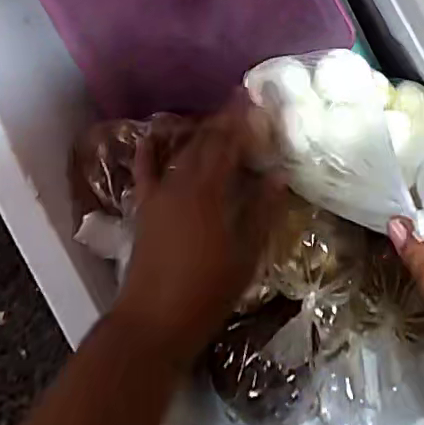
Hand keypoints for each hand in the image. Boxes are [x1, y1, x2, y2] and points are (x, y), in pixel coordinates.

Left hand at [111, 106, 285, 361]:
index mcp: (210, 192)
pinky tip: (153, 136)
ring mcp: (160, 195)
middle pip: (206, 142)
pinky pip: (146, 172)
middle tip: (242, 101)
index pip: (230, 143)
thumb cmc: (206, 292)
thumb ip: (262, 210)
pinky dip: (150, 151)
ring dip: (201, 132)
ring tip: (218, 118)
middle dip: (225, 119)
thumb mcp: (245, 253)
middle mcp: (183, 184)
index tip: (257, 99)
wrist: (151, 325)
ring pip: (183, 152)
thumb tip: (278, 174)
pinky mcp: (145, 209)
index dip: (244, 120)